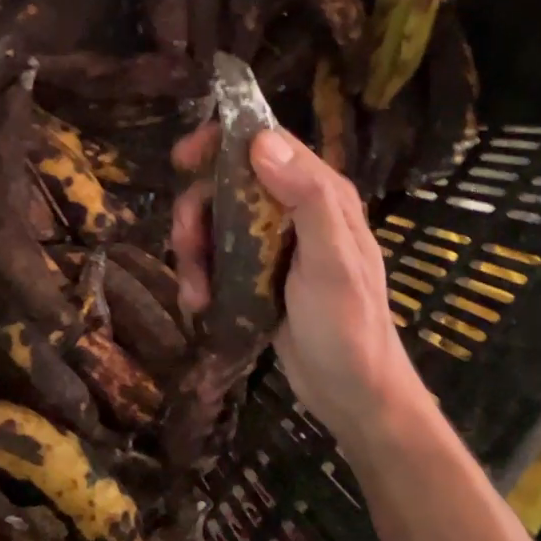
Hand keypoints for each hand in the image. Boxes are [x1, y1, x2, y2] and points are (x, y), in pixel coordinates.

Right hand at [169, 123, 416, 443]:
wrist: (356, 399)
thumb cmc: (350, 329)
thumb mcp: (332, 262)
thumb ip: (307, 198)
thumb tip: (261, 142)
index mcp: (322, 194)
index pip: (268, 142)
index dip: (223, 140)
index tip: (184, 158)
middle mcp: (295, 208)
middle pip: (230, 181)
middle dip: (198, 207)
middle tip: (184, 240)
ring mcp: (275, 241)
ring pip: (216, 218)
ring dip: (195, 247)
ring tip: (194, 289)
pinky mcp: (258, 272)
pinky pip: (217, 253)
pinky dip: (201, 272)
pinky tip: (200, 302)